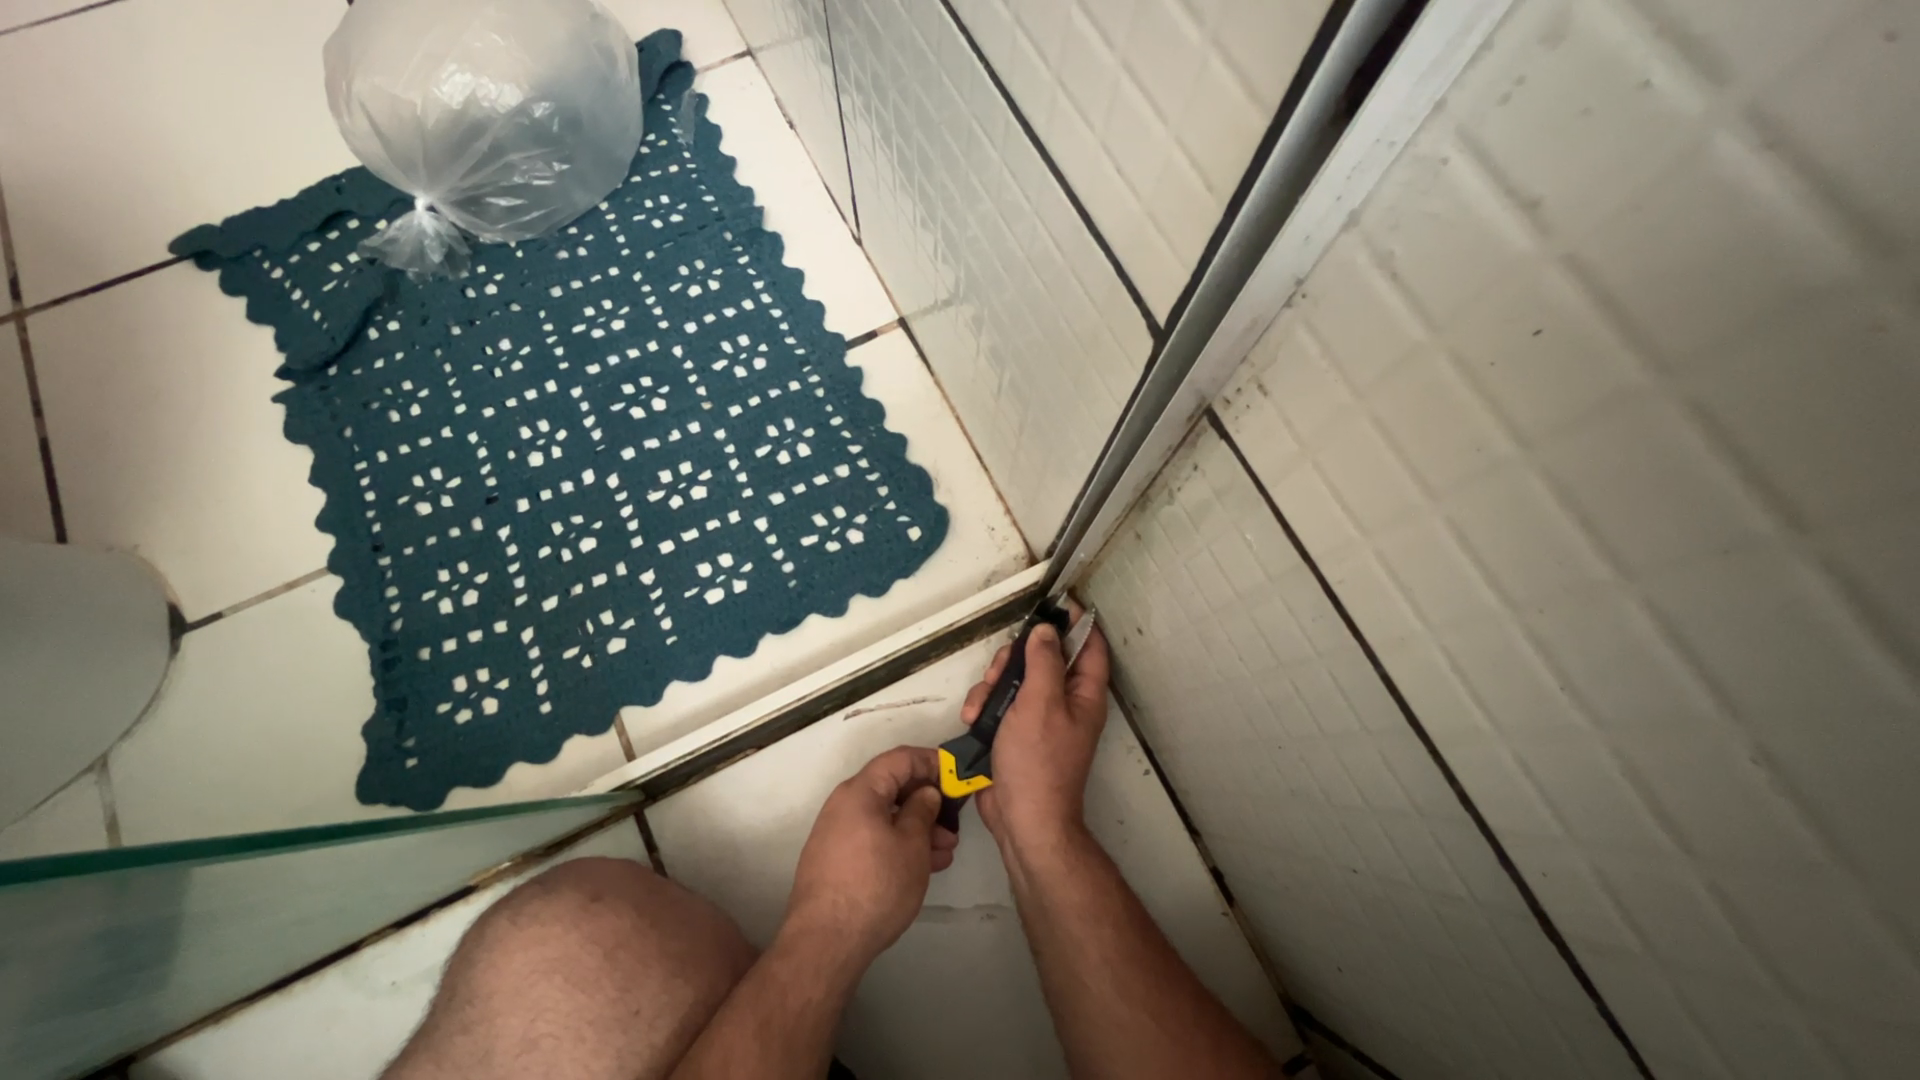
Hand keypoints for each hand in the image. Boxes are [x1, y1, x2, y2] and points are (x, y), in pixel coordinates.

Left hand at [782, 746, 959, 968]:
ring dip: (916, 828)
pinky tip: (924, 865)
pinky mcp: (836, 860)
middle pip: (891, 788)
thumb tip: (926, 793)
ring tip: (946, 851)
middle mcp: (844, 805)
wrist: (825, 942)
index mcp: (860, 791)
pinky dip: (899, 844)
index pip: (900, 759)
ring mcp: (837, 834)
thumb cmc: (875, 885)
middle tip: (955, 821)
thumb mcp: (912, 845)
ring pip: (884, 817)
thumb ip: (922, 810)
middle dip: (926, 801)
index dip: (931, 761)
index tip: (957, 775)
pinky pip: (874, 839)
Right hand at [961, 604, 1110, 846]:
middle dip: (1015, 659)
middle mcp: (1065, 702)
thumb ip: (1043, 662)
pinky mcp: (1015, 733)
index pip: (1089, 645)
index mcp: (1084, 694)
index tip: (1054, 603)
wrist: (1023, 819)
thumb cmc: (1038, 761)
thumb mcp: (1040, 704)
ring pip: (1015, 680)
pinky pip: (1000, 705)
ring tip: (981, 705)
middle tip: (1001, 671)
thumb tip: (1046, 630)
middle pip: (1042, 659)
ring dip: (993, 685)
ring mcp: (1039, 718)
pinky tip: (973, 719)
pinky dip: (985, 708)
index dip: (1075, 622)